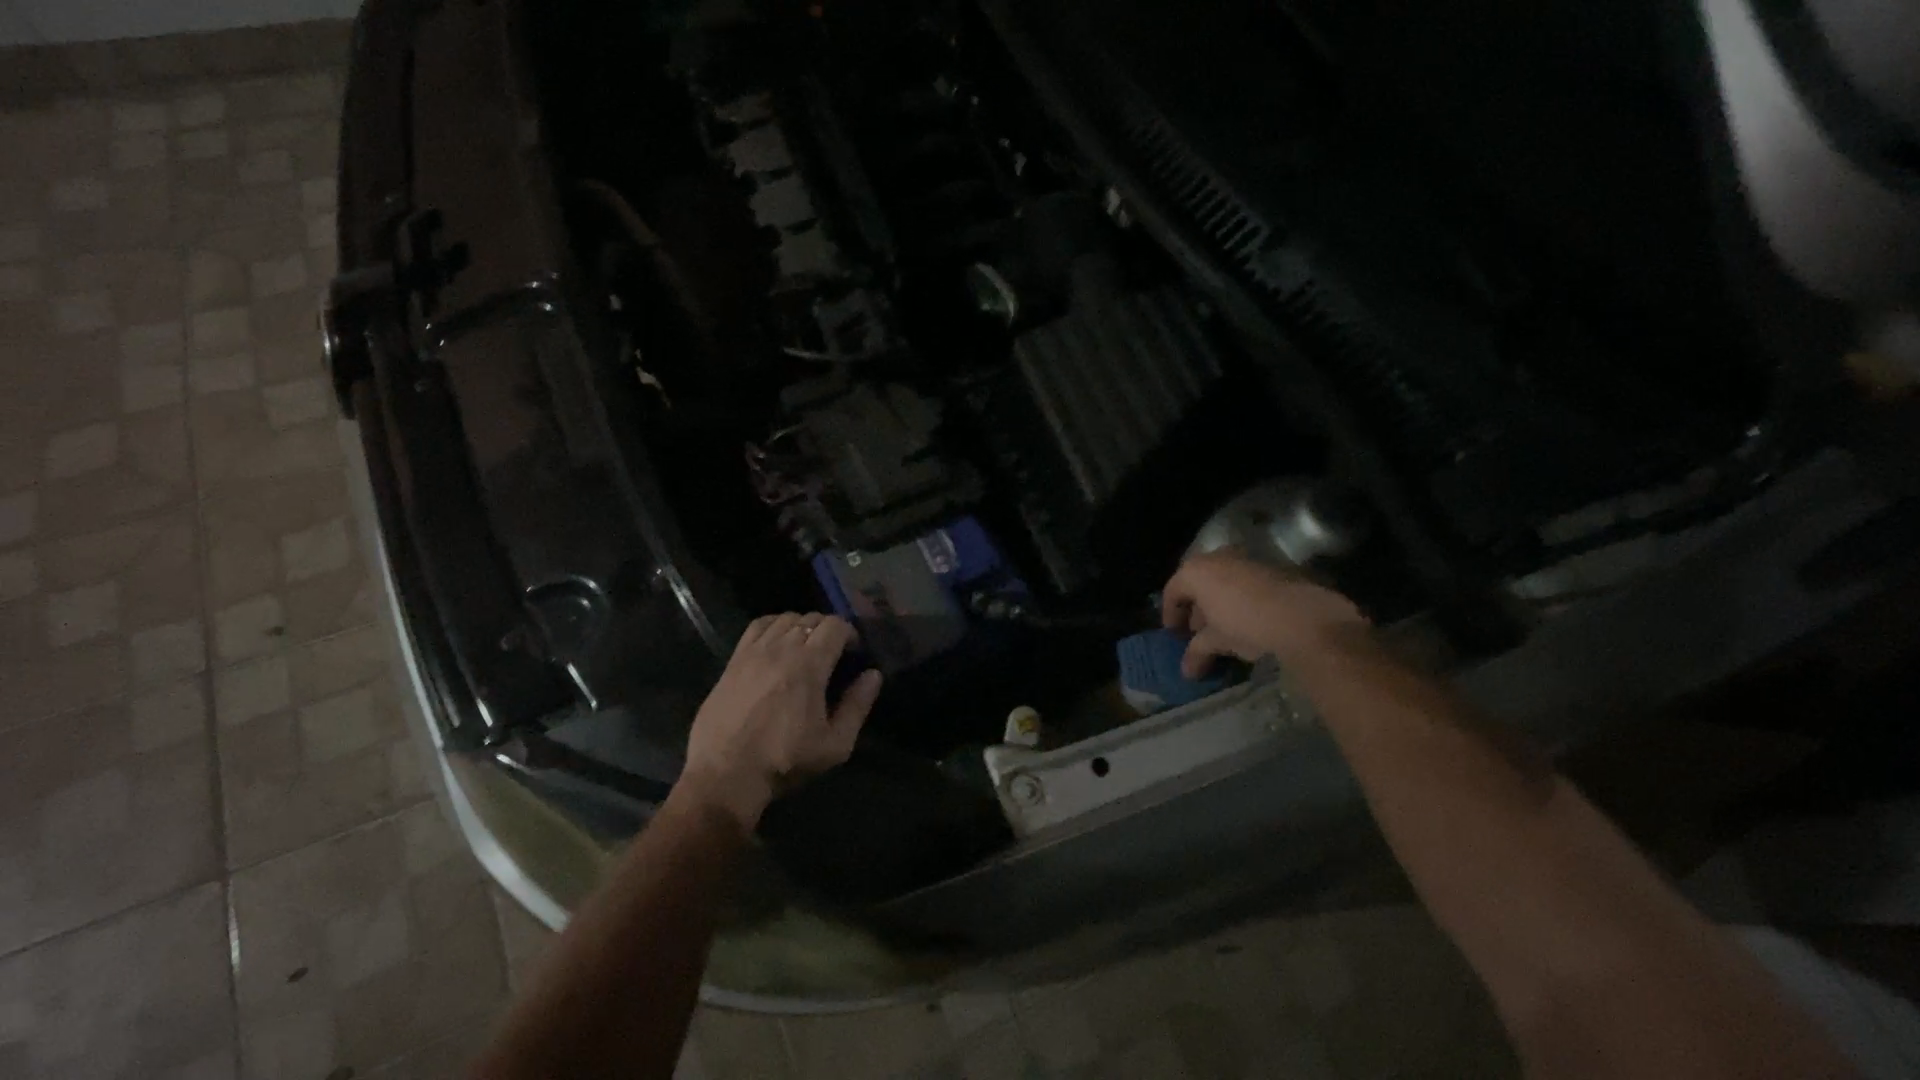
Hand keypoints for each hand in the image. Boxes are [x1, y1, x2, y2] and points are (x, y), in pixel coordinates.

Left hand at [680, 613, 882, 829]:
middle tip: (833, 655)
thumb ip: (857, 706)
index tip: (854, 654)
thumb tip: (873, 675)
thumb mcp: (834, 744)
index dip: (850, 634)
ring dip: (801, 627)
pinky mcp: (733, 661)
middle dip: (828, 631)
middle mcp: (780, 649)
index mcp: (809, 665)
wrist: (725, 775)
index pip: (835, 626)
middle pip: (810, 619)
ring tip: (805, 649)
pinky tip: (777, 645)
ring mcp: (753, 652)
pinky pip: (757, 627)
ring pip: (784, 619)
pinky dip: (774, 627)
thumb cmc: (784, 761)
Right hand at [1162, 553, 1369, 677]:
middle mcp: (1221, 558)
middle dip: (1196, 609)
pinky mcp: (1276, 570)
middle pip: (1199, 583)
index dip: (1170, 614)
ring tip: (1222, 633)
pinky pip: (1248, 586)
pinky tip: (1249, 626)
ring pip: (1225, 583)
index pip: (1173, 590)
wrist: (1304, 617)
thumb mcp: (1217, 641)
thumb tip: (1187, 671)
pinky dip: (1242, 603)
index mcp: (1198, 571)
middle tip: (1196, 633)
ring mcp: (1250, 562)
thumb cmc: (1246, 625)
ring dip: (1220, 606)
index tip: (1173, 635)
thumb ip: (1198, 651)